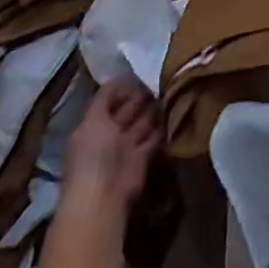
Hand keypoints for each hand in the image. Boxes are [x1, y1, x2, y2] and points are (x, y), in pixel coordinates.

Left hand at [62, 77, 160, 211]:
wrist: (103, 193)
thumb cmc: (94, 152)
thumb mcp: (93, 119)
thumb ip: (104, 98)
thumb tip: (117, 78)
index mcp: (93, 124)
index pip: (108, 101)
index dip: (122, 89)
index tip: (140, 74)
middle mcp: (109, 134)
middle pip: (127, 112)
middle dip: (140, 98)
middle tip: (160, 79)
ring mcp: (126, 147)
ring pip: (142, 124)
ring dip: (154, 111)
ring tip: (170, 91)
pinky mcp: (142, 159)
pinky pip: (154, 140)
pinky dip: (163, 129)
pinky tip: (174, 113)